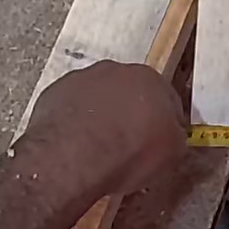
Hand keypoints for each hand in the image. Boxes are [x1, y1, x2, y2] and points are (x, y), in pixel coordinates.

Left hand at [21, 61, 187, 199]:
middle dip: (132, 115)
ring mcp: (81, 79)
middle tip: (131, 145)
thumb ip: (175, 137)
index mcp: (151, 79)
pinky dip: (76, 123)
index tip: (160, 142)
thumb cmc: (128, 152)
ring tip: (101, 150)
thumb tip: (171, 137)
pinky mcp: (54, 94)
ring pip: (99, 99)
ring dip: (102, 117)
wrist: (74, 157)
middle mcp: (116, 71)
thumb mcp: (171, 153)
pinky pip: (72, 108)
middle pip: (130, 93)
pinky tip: (78, 147)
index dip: (165, 123)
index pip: (167, 99)